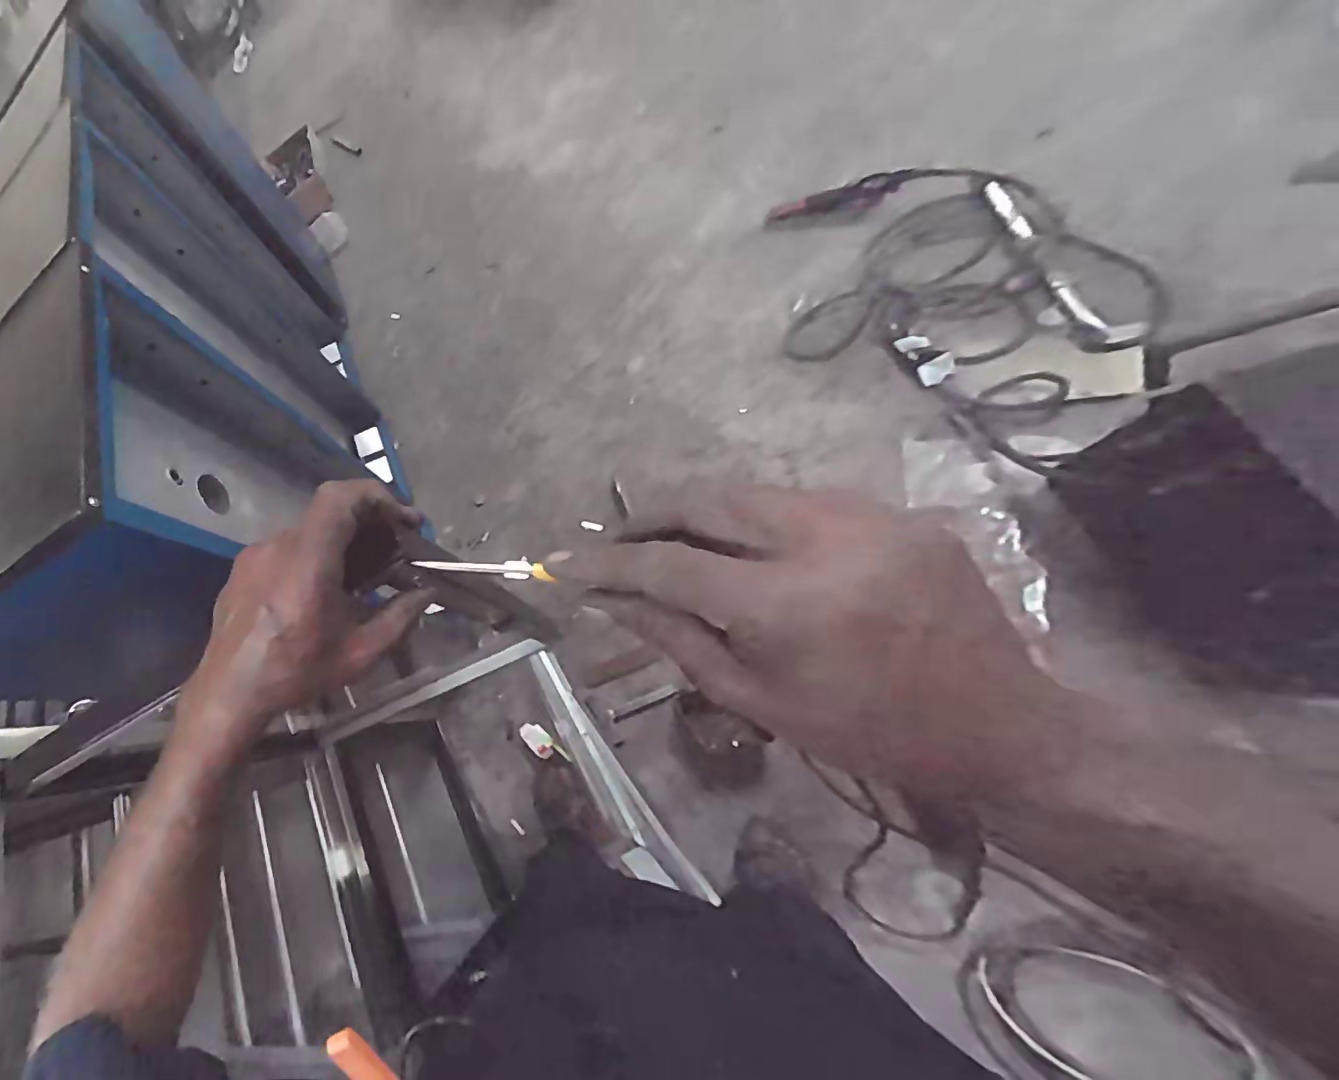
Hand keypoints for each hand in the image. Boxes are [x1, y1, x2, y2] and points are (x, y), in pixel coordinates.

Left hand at [182, 480, 433, 747]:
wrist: (228, 692)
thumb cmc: (295, 673)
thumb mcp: (359, 653)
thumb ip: (399, 619)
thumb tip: (425, 595)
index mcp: (308, 559)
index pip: (340, 497)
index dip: (377, 496)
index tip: (403, 520)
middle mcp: (279, 546)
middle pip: (329, 512)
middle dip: (369, 522)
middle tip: (394, 548)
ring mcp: (256, 554)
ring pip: (309, 531)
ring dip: (342, 542)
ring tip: (362, 575)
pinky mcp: (243, 568)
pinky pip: (287, 549)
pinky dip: (314, 555)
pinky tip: (322, 590)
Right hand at [552, 481, 1077, 799]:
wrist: (1003, 728)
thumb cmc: (864, 731)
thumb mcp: (754, 697)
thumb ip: (674, 637)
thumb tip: (609, 600)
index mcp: (788, 605)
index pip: (669, 566)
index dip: (606, 563)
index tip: (560, 562)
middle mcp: (825, 542)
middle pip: (705, 503)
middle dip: (646, 519)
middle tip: (613, 543)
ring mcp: (867, 517)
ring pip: (747, 491)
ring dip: (693, 513)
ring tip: (663, 539)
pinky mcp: (893, 512)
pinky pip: (794, 500)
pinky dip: (747, 517)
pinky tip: (735, 544)